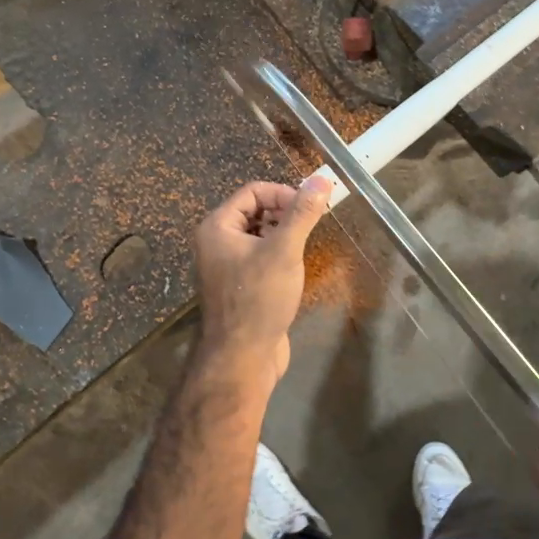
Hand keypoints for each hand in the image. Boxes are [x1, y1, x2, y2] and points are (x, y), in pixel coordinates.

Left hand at [192, 178, 332, 378]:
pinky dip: (279, 255)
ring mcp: (226, 266)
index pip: (253, 192)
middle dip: (285, 213)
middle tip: (312, 224)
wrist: (242, 358)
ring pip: (259, 235)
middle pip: (255, 211)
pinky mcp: (239, 286)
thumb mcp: (284, 250)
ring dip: (284, 234)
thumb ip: (302, 213)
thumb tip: (321, 180)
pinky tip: (295, 267)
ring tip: (305, 244)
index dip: (284, 194)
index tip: (311, 208)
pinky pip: (260, 257)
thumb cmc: (259, 298)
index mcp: (217, 227)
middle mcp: (216, 242)